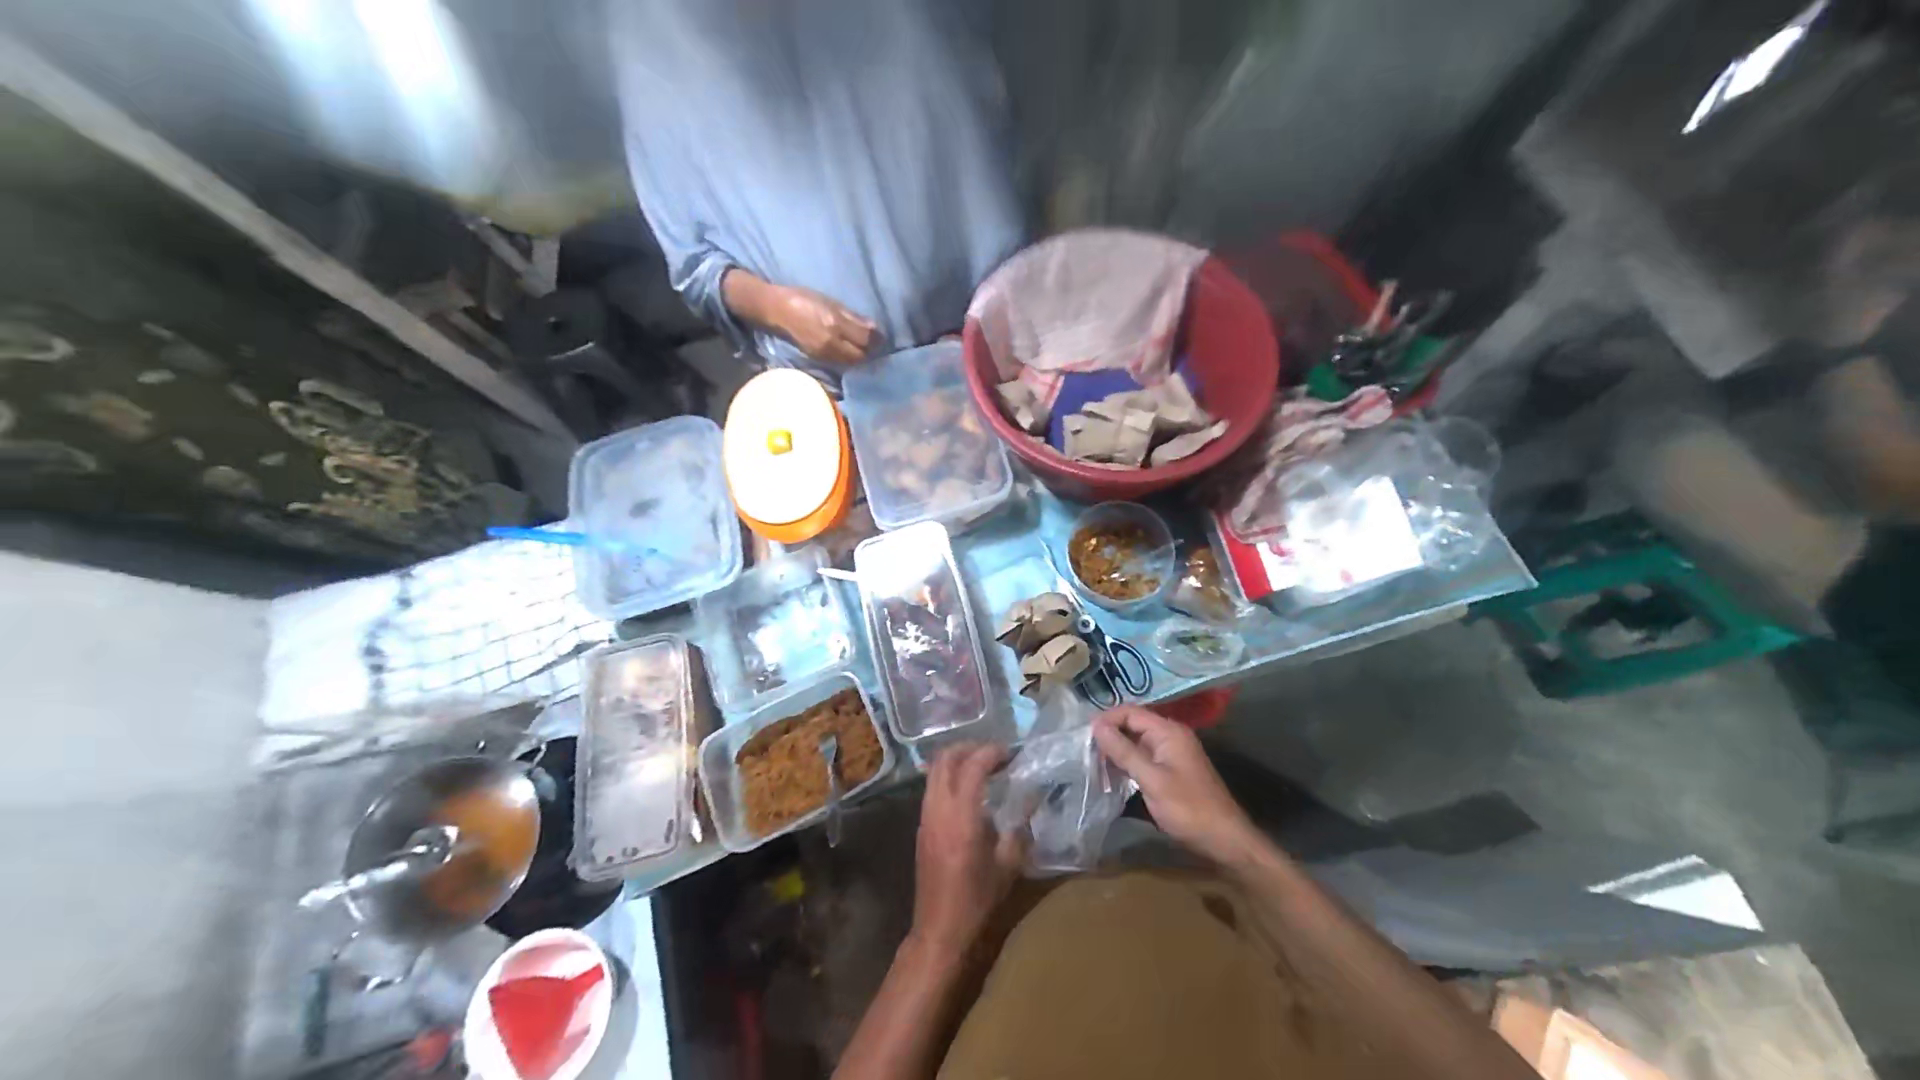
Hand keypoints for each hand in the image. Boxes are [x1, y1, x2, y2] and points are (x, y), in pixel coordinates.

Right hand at [770, 285, 877, 365]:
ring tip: (865, 349)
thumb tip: (874, 327)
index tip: (882, 335)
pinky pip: (840, 363)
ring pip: (851, 362)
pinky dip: (849, 359)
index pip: (865, 338)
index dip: (877, 339)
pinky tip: (851, 352)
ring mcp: (824, 353)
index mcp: (835, 324)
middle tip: (876, 344)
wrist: (776, 311)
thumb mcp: (831, 302)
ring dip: (860, 357)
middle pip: (860, 355)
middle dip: (870, 351)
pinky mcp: (818, 359)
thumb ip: (853, 316)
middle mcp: (831, 343)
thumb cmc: (804, 299)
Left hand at [911, 743, 1025, 954]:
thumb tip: (1032, 800)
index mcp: (962, 816)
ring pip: (935, 770)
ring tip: (984, 768)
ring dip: (957, 761)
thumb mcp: (1008, 865)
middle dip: (969, 747)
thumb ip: (1020, 828)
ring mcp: (925, 815)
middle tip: (994, 754)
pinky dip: (949, 777)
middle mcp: (938, 808)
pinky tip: (970, 791)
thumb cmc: (977, 900)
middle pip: (945, 758)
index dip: (992, 752)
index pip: (973, 766)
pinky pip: (933, 787)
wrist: (939, 928)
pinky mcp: (921, 826)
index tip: (1011, 753)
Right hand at [1091, 706, 1262, 866]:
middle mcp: (1170, 736)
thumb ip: (1123, 750)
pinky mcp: (1170, 771)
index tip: (1083, 738)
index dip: (1106, 720)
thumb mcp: (1151, 779)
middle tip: (1085, 753)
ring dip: (1116, 751)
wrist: (1225, 840)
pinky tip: (1112, 776)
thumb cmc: (1188, 809)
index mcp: (1169, 731)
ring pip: (1136, 743)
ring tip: (1093, 765)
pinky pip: (1143, 758)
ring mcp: (1171, 754)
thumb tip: (1096, 726)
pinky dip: (1127, 764)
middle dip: (1109, 736)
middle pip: (1132, 725)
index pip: (1130, 712)